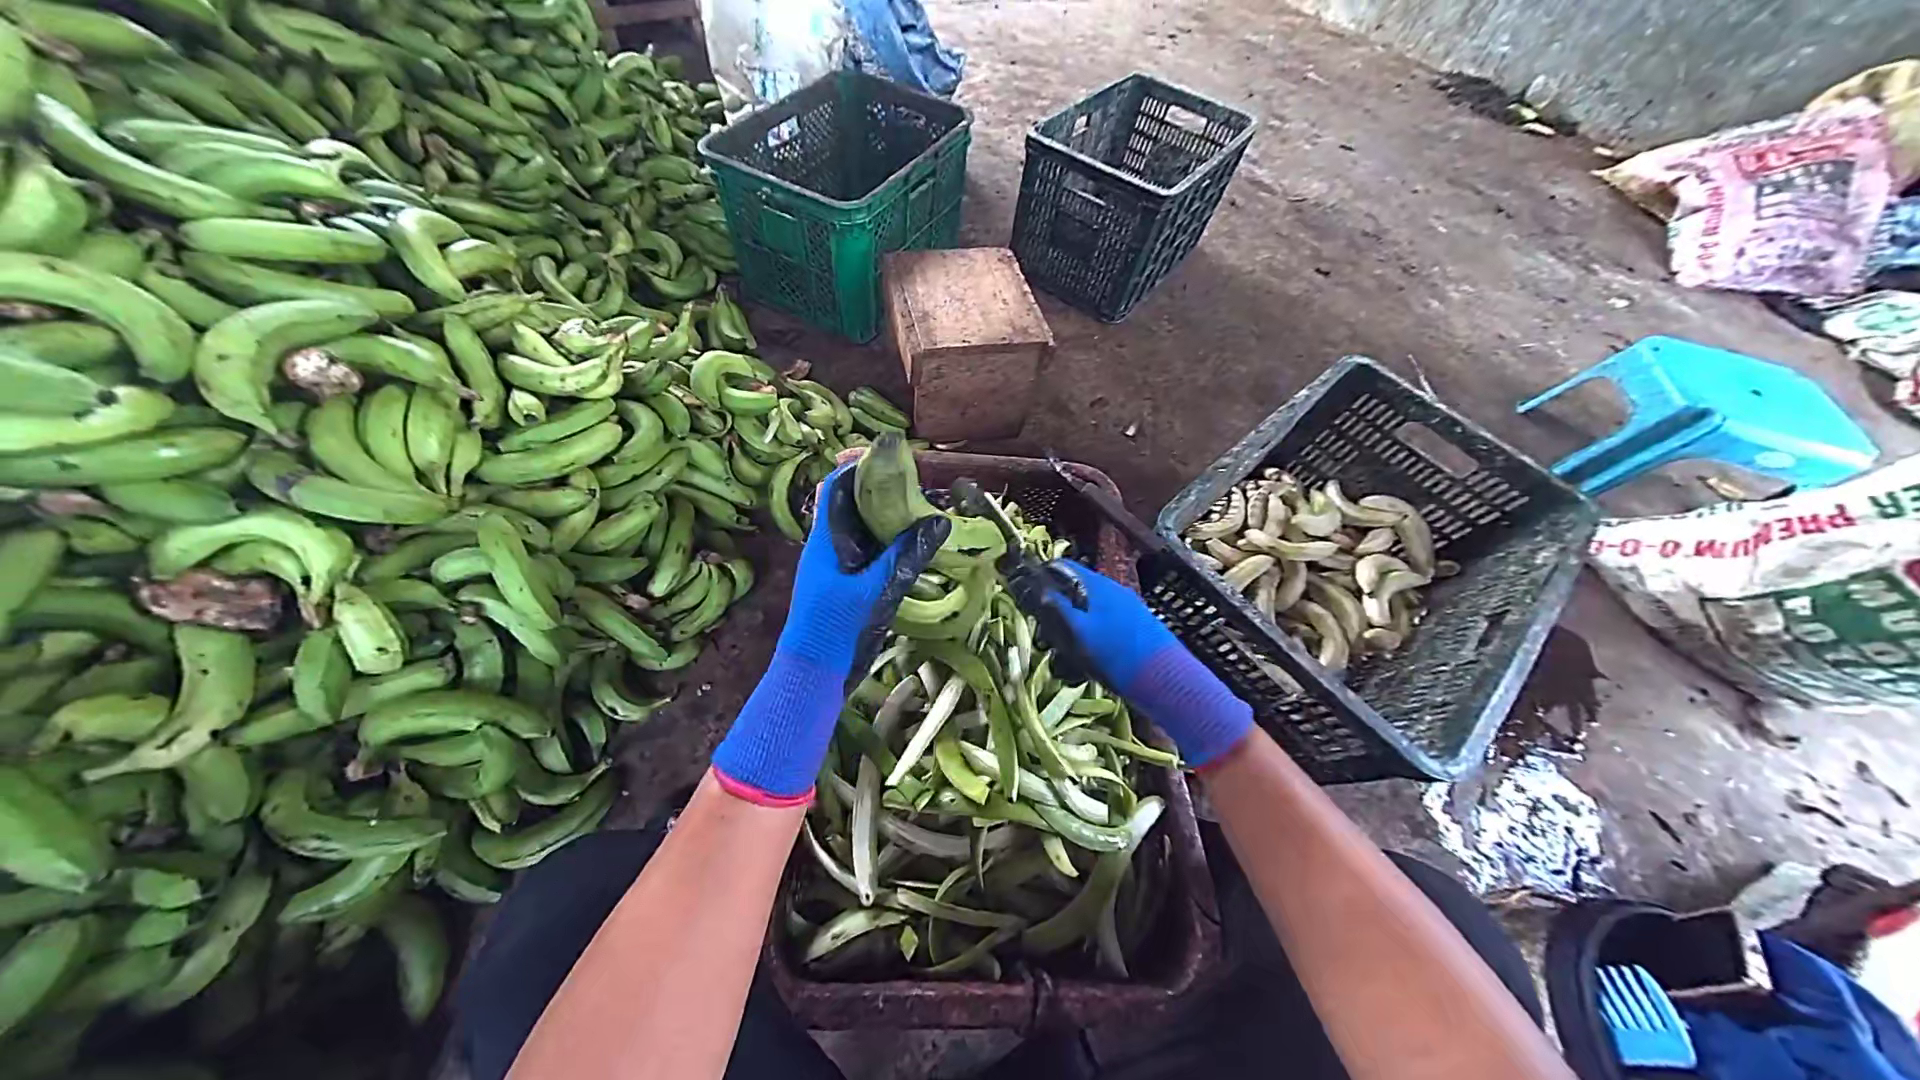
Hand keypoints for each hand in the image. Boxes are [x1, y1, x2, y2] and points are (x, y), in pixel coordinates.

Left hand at [711, 465, 948, 803]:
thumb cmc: (835, 629)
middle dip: (877, 486)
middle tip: (912, 479)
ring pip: (860, 528)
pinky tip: (910, 544)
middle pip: (850, 503)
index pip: (834, 488)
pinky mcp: (848, 584)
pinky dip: (887, 540)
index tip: (884, 454)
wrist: (813, 671)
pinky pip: (868, 550)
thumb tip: (938, 522)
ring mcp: (838, 566)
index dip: (855, 465)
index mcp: (826, 541)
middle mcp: (829, 547)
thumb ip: (904, 557)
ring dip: (884, 513)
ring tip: (917, 504)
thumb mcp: (873, 589)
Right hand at [1013, 561, 1252, 766]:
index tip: (1025, 601)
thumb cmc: (1117, 654)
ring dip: (1070, 633)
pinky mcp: (1134, 632)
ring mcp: (1125, 612)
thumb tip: (1029, 585)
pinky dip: (1087, 644)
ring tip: (1065, 658)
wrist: (1167, 682)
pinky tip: (1086, 666)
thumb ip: (1053, 607)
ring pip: (1085, 614)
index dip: (1039, 580)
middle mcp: (1112, 592)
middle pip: (1072, 593)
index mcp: (1096, 585)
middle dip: (1054, 614)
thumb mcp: (1077, 631)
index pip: (1060, 568)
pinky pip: (1101, 630)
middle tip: (1043, 638)